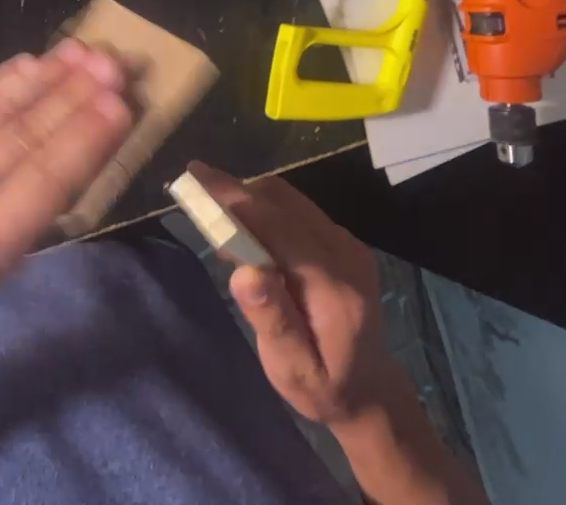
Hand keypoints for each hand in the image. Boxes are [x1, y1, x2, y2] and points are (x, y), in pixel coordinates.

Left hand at [0, 40, 133, 337]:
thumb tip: (88, 147)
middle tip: (111, 65)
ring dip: (42, 78)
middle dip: (71, 97)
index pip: (43, 180)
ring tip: (80, 52)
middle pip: (22, 136)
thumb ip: (43, 209)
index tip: (119, 106)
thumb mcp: (6, 266)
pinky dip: (0, 81)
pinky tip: (30, 63)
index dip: (84, 140)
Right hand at [188, 162, 402, 427]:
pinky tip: (245, 236)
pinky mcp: (341, 241)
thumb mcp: (292, 369)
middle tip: (196, 201)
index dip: (234, 198)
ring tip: (218, 225)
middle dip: (234, 192)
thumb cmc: (323, 386)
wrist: (371, 390)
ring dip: (247, 200)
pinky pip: (295, 209)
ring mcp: (347, 244)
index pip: (278, 226)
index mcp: (334, 287)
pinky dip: (262, 210)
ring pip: (287, 199)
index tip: (194, 176)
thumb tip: (244, 272)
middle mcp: (346, 254)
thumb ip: (272, 320)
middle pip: (282, 201)